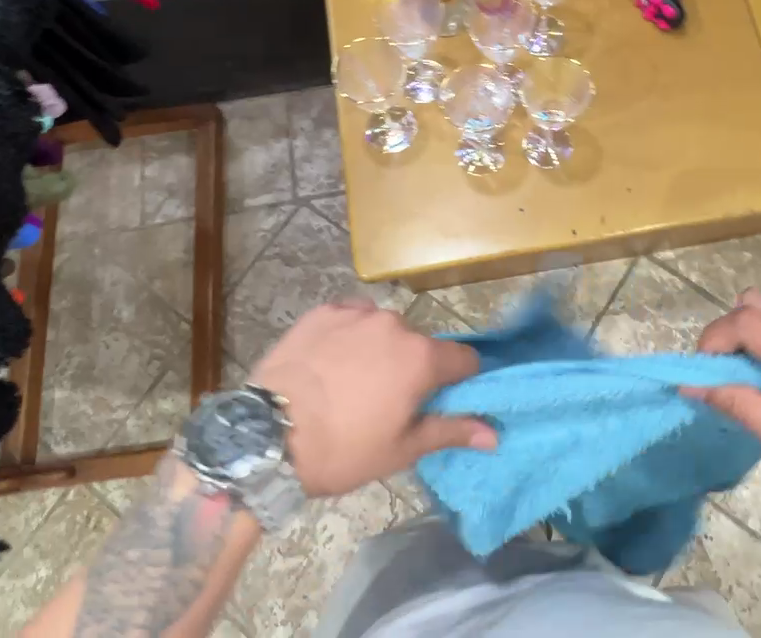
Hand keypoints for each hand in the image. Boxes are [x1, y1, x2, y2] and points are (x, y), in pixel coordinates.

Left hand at [249, 302, 496, 497]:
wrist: (265, 437)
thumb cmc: (341, 450)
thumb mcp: (400, 450)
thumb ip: (451, 431)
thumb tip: (495, 433)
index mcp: (421, 358)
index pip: (464, 359)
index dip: (459, 381)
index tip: (441, 401)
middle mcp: (394, 324)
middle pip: (420, 344)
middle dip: (413, 368)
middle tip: (387, 403)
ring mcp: (355, 313)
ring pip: (384, 329)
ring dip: (380, 349)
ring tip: (352, 383)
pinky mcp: (322, 311)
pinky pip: (350, 318)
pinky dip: (349, 336)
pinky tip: (330, 364)